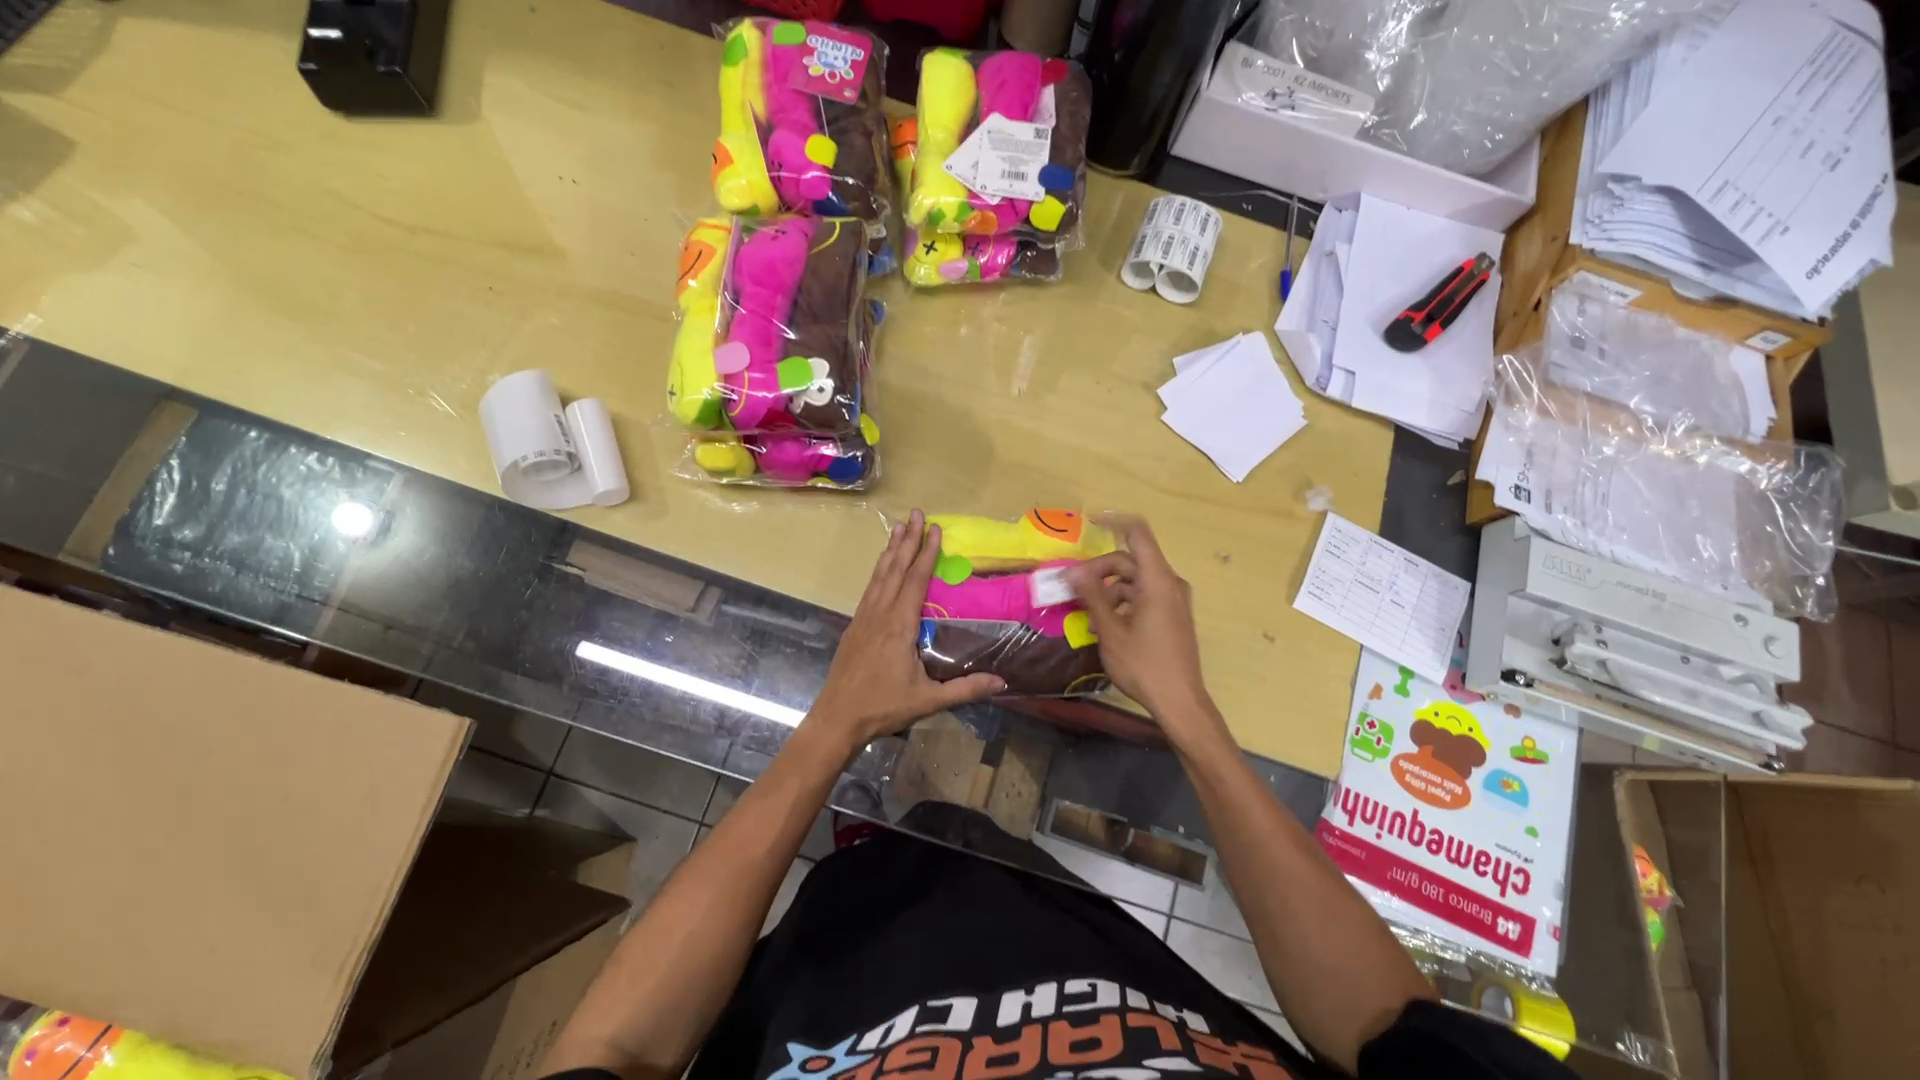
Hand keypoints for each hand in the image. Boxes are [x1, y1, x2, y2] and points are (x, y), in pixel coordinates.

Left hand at [806, 510, 1005, 751]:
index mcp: (899, 626)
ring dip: (891, 550)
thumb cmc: (883, 707)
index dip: (926, 553)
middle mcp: (879, 614)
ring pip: (879, 576)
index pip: (915, 581)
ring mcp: (863, 619)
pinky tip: (882, 566)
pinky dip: (879, 571)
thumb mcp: (928, 700)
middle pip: (895, 569)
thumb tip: (1002, 682)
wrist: (837, 718)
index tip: (935, 529)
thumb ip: (965, 689)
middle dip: (908, 540)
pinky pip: (870, 589)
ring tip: (899, 527)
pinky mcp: (855, 627)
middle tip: (917, 513)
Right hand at [1066, 519, 1225, 747]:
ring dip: (1109, 587)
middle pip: (1131, 560)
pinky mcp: (1173, 616)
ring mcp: (1174, 600)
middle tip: (1072, 588)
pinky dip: (1122, 600)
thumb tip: (1073, 571)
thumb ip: (1092, 597)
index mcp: (1157, 581)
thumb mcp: (1110, 631)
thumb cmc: (1144, 665)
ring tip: (1085, 609)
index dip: (1113, 521)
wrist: (1180, 701)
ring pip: (1136, 580)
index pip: (1137, 533)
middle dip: (1099, 569)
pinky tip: (1104, 622)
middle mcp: (1170, 584)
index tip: (1088, 522)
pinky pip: (1144, 595)